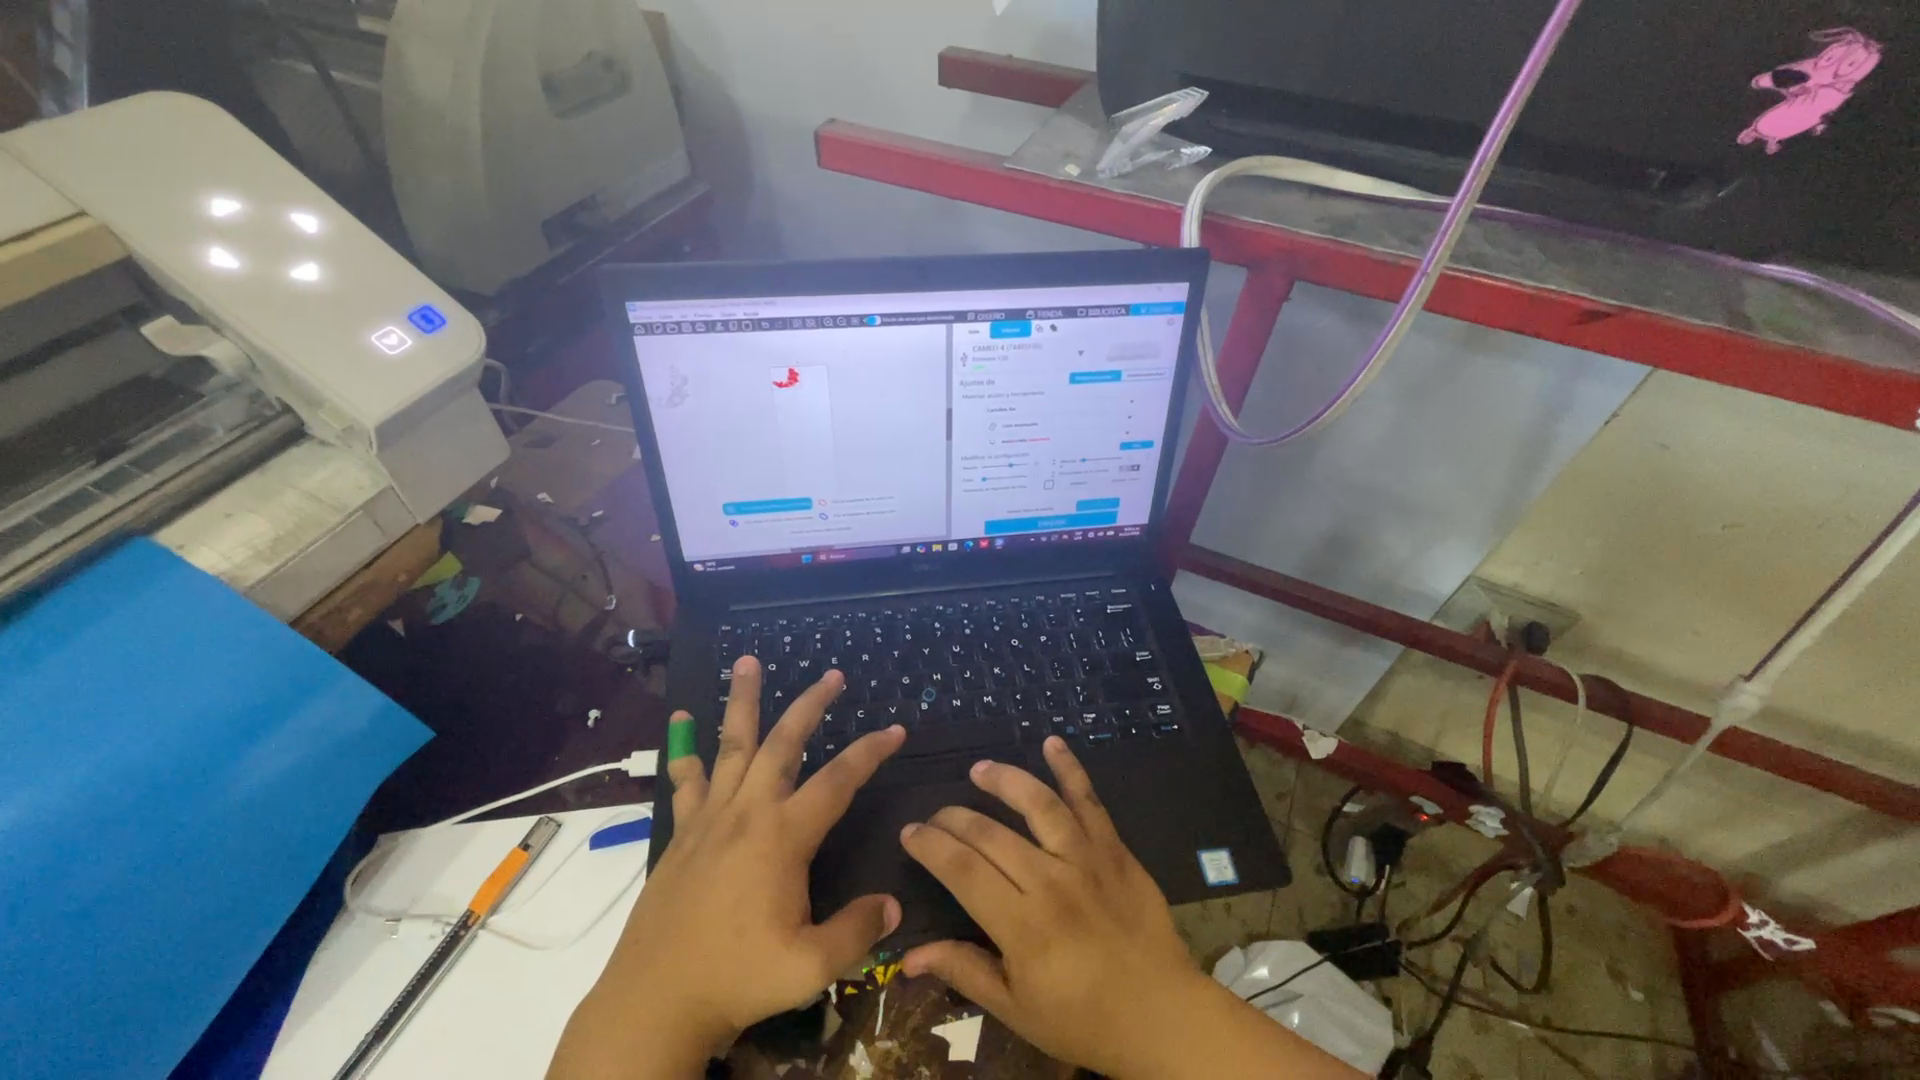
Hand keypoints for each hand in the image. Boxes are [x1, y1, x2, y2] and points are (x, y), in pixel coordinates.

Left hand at [549, 656, 906, 1079]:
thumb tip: (893, 905)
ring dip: (743, 701)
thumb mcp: (811, 966)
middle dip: (811, 704)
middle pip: (783, 743)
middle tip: (832, 674)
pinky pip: (686, 781)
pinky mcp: (681, 834)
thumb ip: (857, 931)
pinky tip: (678, 725)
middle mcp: (747, 813)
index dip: (870, 752)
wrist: (655, 1000)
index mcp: (783, 837)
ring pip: (731, 746)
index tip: (895, 730)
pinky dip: (685, 751)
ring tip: (746, 661)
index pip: (837, 780)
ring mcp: (709, 819)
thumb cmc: (737, 980)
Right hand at [900, 738, 1359, 1079]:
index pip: (962, 869)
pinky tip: (1052, 743)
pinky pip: (1090, 802)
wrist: (1161, 1014)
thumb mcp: (1016, 1009)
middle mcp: (1050, 881)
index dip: (930, 846)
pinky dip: (1072, 769)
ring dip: (1005, 781)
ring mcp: (1087, 860)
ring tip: (979, 769)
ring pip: (1039, 804)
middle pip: (990, 834)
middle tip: (935, 816)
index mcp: (1022, 925)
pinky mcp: (1115, 851)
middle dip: (953, 818)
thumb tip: (908, 956)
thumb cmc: (1083, 1018)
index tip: (910, 832)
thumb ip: (964, 970)